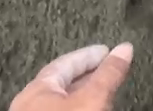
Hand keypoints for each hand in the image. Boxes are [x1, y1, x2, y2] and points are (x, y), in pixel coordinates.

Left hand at [9, 44, 134, 110]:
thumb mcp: (93, 99)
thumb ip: (109, 73)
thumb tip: (124, 48)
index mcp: (36, 90)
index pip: (66, 63)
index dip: (89, 55)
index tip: (108, 51)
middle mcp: (27, 106)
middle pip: (61, 84)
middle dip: (86, 76)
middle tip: (108, 70)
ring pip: (59, 104)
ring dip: (82, 96)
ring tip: (104, 95)